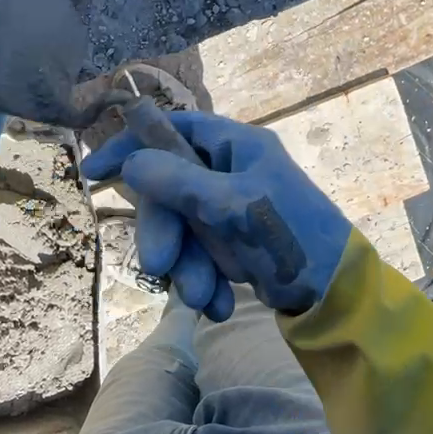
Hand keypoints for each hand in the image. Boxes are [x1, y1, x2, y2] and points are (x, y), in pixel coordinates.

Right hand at [83, 111, 352, 320]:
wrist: (337, 298)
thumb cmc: (291, 239)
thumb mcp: (233, 208)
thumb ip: (180, 183)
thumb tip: (131, 163)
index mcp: (236, 146)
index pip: (173, 129)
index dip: (132, 144)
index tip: (95, 172)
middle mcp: (230, 170)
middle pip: (170, 188)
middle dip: (165, 231)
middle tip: (159, 265)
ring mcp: (230, 208)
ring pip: (181, 227)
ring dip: (186, 265)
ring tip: (204, 298)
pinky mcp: (233, 242)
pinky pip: (198, 253)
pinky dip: (204, 279)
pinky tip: (220, 304)